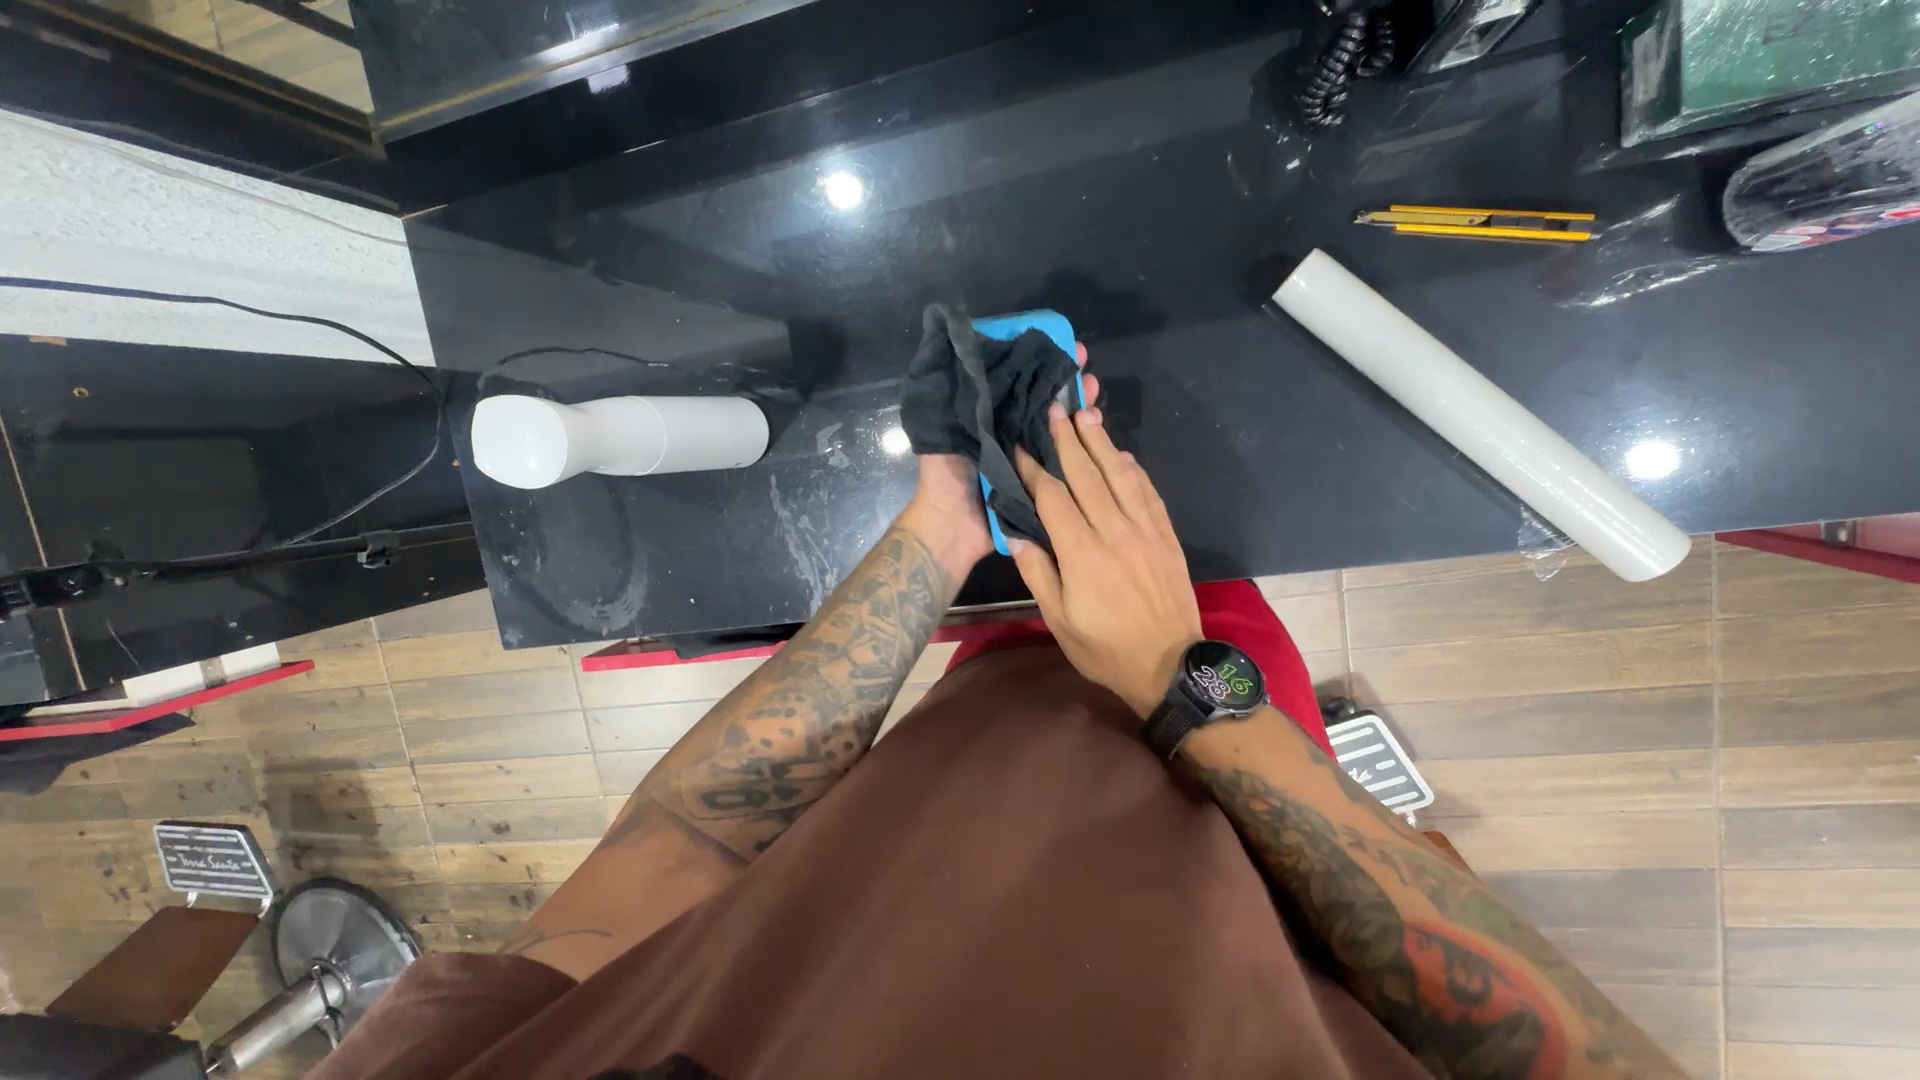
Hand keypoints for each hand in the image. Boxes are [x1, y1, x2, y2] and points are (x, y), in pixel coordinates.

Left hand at [900, 344, 1096, 581]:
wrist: (951, 526)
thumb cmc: (944, 475)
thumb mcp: (947, 427)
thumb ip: (963, 398)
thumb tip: (969, 353)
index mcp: (988, 420)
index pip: (1018, 384)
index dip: (1036, 364)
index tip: (1055, 344)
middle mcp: (1011, 436)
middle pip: (1043, 402)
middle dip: (1063, 381)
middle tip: (1082, 361)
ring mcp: (1029, 460)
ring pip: (1058, 427)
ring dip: (1077, 406)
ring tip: (1093, 386)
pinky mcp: (1044, 483)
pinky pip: (1066, 460)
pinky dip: (1082, 444)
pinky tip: (1097, 426)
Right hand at [1008, 393, 1200, 717]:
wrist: (1171, 666)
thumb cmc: (1106, 649)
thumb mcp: (1059, 621)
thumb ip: (1038, 574)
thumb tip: (1016, 536)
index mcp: (1082, 554)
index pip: (1053, 498)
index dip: (1034, 469)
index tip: (1019, 445)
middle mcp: (1114, 531)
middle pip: (1087, 474)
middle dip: (1067, 439)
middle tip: (1054, 408)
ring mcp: (1145, 530)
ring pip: (1120, 475)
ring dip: (1101, 442)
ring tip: (1086, 414)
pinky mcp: (1166, 535)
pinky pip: (1148, 491)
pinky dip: (1133, 468)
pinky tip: (1122, 454)